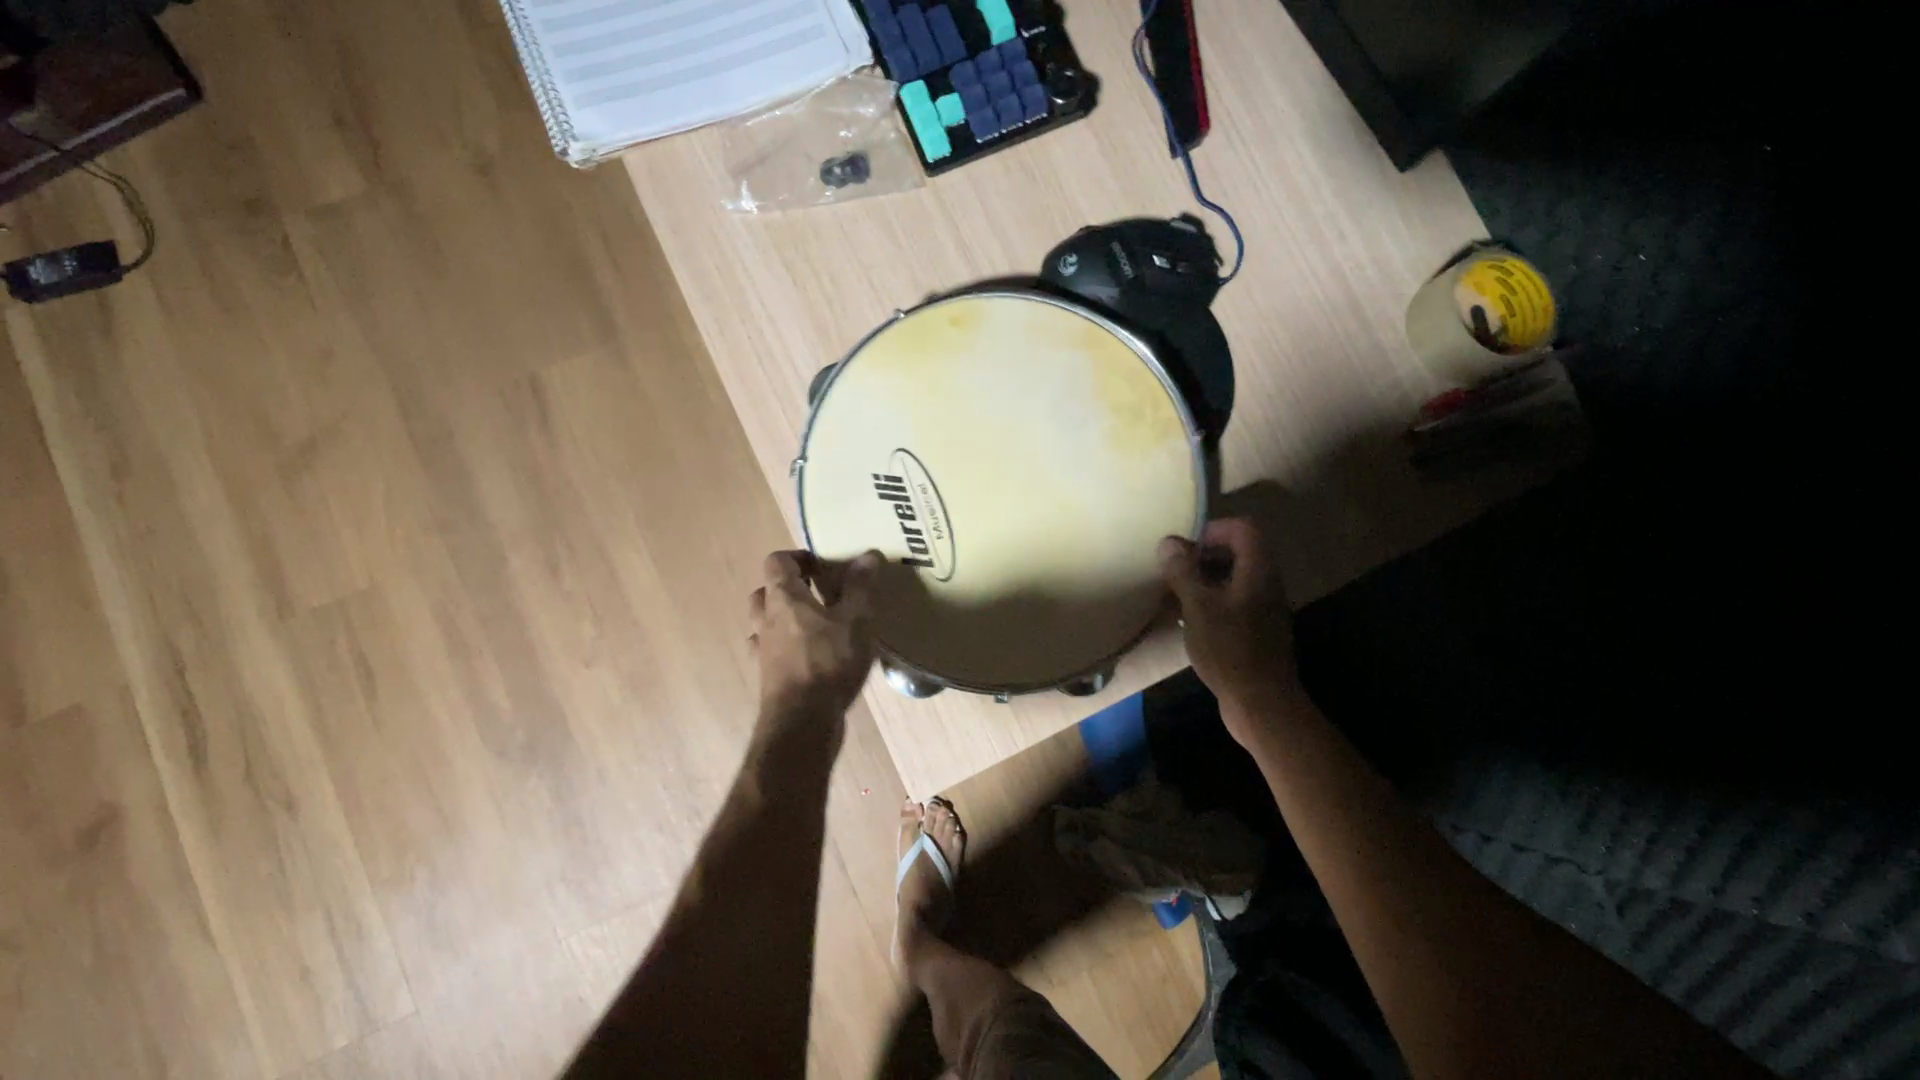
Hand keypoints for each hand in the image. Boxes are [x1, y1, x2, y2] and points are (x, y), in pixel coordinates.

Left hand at [749, 549, 880, 733]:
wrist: (803, 720)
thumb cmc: (829, 662)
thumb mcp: (855, 620)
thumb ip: (860, 587)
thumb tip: (868, 554)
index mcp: (783, 598)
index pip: (777, 562)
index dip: (798, 558)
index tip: (823, 567)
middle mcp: (766, 620)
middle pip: (765, 592)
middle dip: (788, 589)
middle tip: (817, 595)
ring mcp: (762, 650)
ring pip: (763, 623)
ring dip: (782, 619)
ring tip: (813, 626)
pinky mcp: (767, 676)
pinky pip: (769, 652)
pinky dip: (783, 648)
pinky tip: (806, 656)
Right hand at [1159, 519, 1304, 742]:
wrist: (1261, 703)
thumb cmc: (1229, 650)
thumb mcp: (1198, 608)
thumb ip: (1183, 572)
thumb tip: (1169, 542)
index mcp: (1258, 571)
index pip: (1242, 529)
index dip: (1212, 530)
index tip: (1184, 550)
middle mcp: (1266, 584)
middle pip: (1237, 552)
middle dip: (1203, 556)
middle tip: (1173, 572)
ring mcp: (1263, 609)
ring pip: (1233, 580)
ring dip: (1203, 581)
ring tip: (1174, 596)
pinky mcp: (1256, 631)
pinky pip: (1233, 603)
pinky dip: (1210, 603)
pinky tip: (1188, 622)